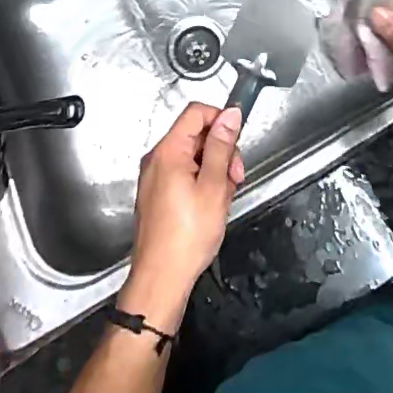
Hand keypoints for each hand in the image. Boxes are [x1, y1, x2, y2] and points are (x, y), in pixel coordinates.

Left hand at [119, 102, 244, 329]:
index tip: (237, 141)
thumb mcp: (214, 186)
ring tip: (223, 198)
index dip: (220, 120)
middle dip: (221, 150)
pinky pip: (183, 174)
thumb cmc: (188, 236)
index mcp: (168, 151)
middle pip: (195, 134)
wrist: (161, 280)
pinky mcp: (157, 194)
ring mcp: (155, 177)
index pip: (196, 112)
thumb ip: (222, 147)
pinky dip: (201, 183)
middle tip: (235, 178)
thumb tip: (230, 114)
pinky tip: (211, 206)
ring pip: (192, 156)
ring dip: (214, 170)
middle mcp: (157, 158)